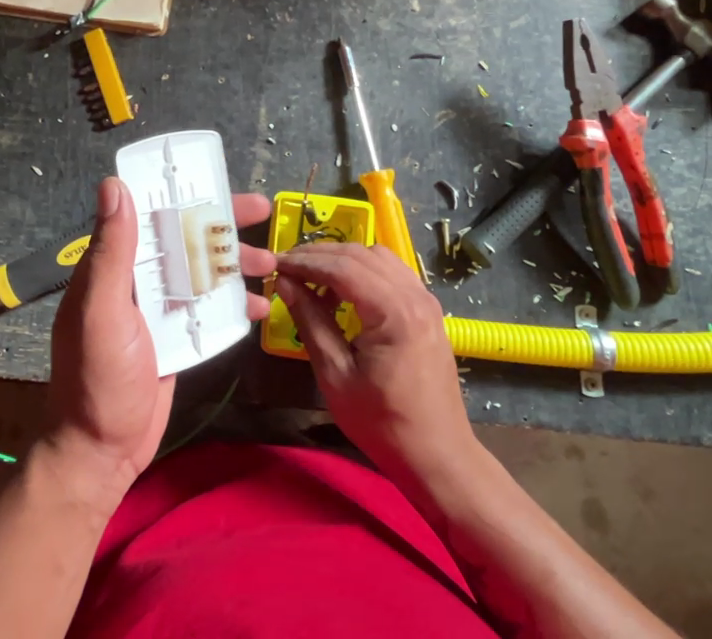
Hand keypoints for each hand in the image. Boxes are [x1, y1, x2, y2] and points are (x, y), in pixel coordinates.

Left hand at [45, 181, 274, 496]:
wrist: (101, 450)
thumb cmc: (97, 378)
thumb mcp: (101, 310)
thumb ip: (112, 251)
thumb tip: (114, 185)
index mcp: (112, 267)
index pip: (150, 214)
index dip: (184, 194)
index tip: (220, 182)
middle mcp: (135, 281)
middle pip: (183, 238)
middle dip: (222, 224)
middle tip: (264, 210)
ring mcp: (157, 311)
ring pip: (201, 272)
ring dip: (235, 263)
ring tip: (273, 262)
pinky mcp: (175, 339)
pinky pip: (209, 310)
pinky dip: (235, 304)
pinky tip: (264, 306)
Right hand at [274, 243, 474, 494]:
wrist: (437, 455)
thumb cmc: (382, 423)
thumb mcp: (335, 375)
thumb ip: (311, 321)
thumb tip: (286, 284)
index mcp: (394, 312)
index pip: (342, 267)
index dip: (305, 261)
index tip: (274, 264)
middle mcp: (415, 296)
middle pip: (360, 255)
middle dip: (320, 255)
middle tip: (286, 268)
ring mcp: (426, 301)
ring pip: (378, 257)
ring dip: (342, 260)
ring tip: (311, 279)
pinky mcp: (428, 311)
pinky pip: (392, 273)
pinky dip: (363, 271)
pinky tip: (342, 292)